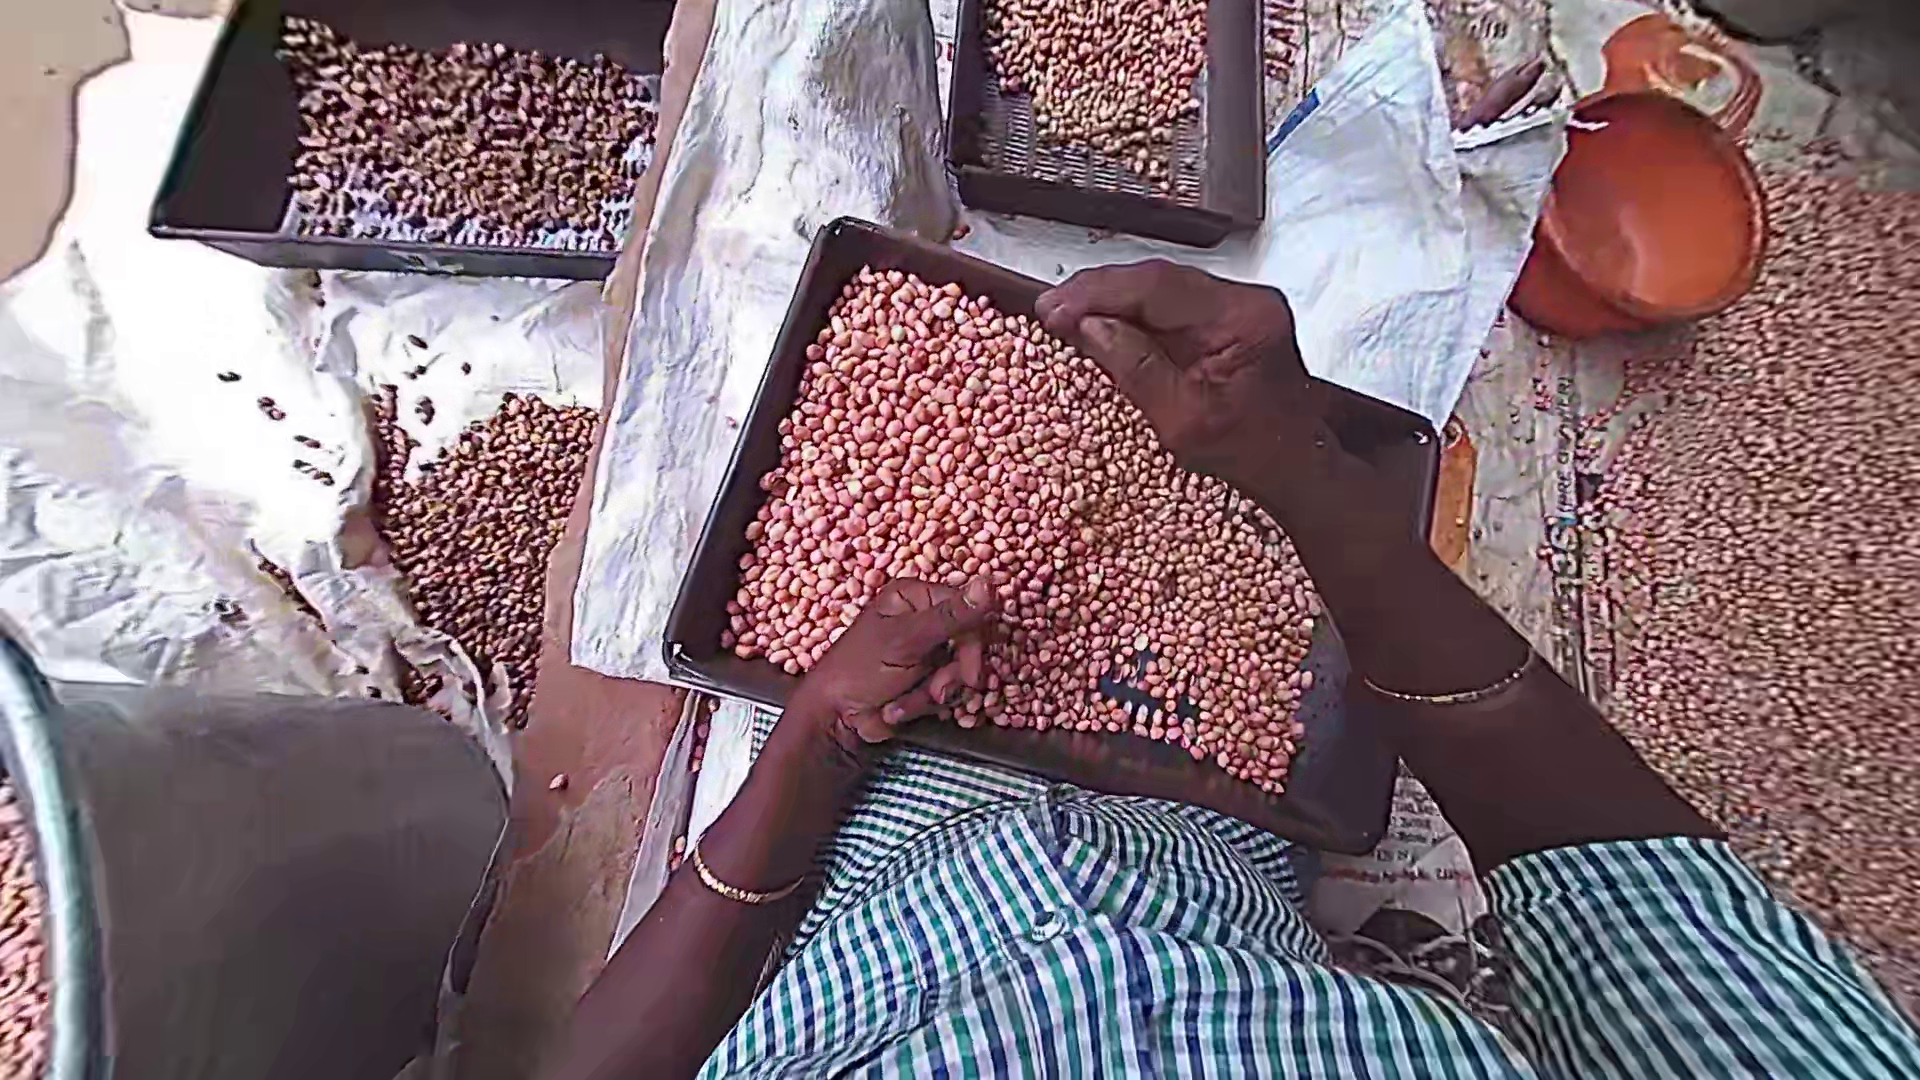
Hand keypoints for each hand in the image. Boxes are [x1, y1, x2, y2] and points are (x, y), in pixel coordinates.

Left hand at [787, 577, 996, 761]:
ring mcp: (925, 650)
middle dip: (951, 674)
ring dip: (933, 693)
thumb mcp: (907, 640)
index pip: (967, 608)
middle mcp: (923, 618)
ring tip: (903, 703)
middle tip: (937, 691)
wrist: (833, 720)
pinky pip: (946, 690)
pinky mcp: (925, 678)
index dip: (973, 640)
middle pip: (968, 642)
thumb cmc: (860, 670)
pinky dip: (924, 704)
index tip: (971, 670)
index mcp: (915, 596)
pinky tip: (898, 709)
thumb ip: (951, 616)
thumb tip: (989, 585)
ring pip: (959, 670)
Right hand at [1036, 260, 1314, 489]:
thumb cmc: (1243, 452)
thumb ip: (1135, 367)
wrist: (1291, 462)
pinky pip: (1168, 305)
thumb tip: (1088, 326)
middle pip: (1158, 279)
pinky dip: (1129, 312)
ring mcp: (1237, 305)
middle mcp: (1244, 299)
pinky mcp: (1224, 318)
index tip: (1053, 309)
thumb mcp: (1180, 421)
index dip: (1098, 294)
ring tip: (1064, 313)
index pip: (1158, 289)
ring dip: (1109, 299)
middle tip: (1049, 308)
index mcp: (1242, 320)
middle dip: (1097, 292)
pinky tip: (1098, 321)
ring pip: (1160, 287)